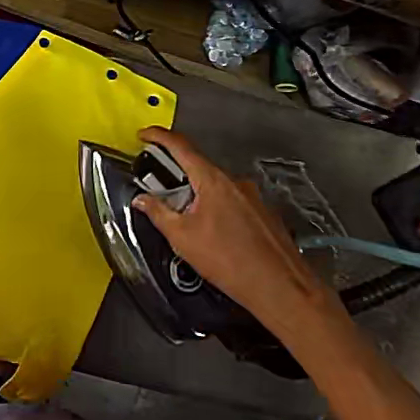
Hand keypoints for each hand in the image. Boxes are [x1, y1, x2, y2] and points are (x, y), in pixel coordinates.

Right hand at [131, 127, 335, 332]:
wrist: (277, 285)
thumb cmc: (232, 262)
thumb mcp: (182, 237)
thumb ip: (158, 213)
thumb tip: (143, 200)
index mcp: (213, 180)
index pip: (181, 146)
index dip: (159, 137)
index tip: (146, 135)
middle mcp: (235, 182)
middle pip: (199, 170)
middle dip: (178, 182)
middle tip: (163, 200)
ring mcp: (252, 197)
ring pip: (217, 189)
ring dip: (199, 202)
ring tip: (193, 232)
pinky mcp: (262, 213)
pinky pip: (233, 204)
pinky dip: (219, 213)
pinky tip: (217, 240)